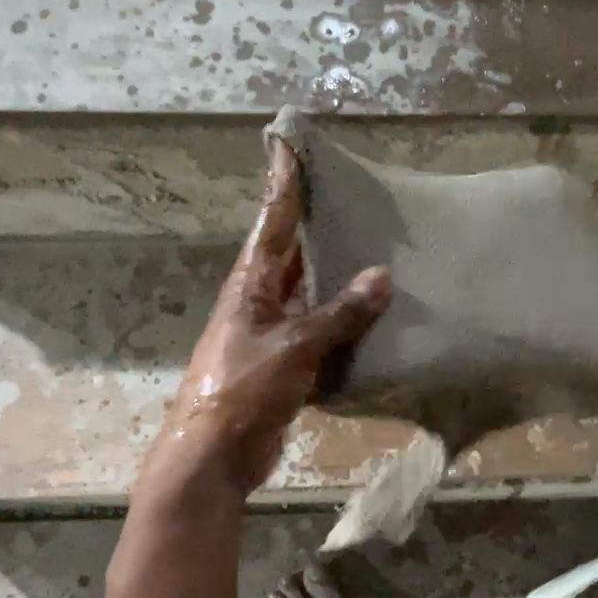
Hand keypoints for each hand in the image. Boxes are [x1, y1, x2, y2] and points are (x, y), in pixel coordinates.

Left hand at [146, 141, 390, 493]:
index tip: (291, 143)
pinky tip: (374, 321)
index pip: (272, 221)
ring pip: (310, 298)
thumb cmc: (244, 389)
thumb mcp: (293, 346)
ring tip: (380, 255)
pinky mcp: (284, 368)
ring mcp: (271, 336)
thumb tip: (381, 275)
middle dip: (319, 228)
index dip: (284, 183)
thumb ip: (339, 314)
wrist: (216, 454)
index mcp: (251, 284)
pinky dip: (343, 328)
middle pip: (292, 255)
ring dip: (337, 282)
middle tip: (358, 199)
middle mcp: (260, 302)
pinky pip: (319, 337)